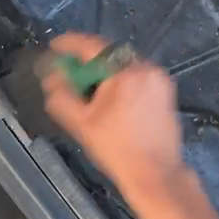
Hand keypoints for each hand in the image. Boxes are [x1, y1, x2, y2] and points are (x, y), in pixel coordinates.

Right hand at [41, 33, 187, 200]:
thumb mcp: (81, 124)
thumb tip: (52, 78)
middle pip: (110, 54)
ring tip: (87, 86)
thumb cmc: (117, 150)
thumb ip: (61, 96)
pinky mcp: (166, 91)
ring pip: (124, 64)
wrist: (156, 174)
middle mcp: (147, 68)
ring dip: (104, 71)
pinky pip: (137, 75)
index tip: (54, 46)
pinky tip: (109, 97)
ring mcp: (160, 79)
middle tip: (69, 70)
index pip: (93, 46)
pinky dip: (120, 79)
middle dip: (88, 59)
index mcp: (126, 73)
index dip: (70, 44)